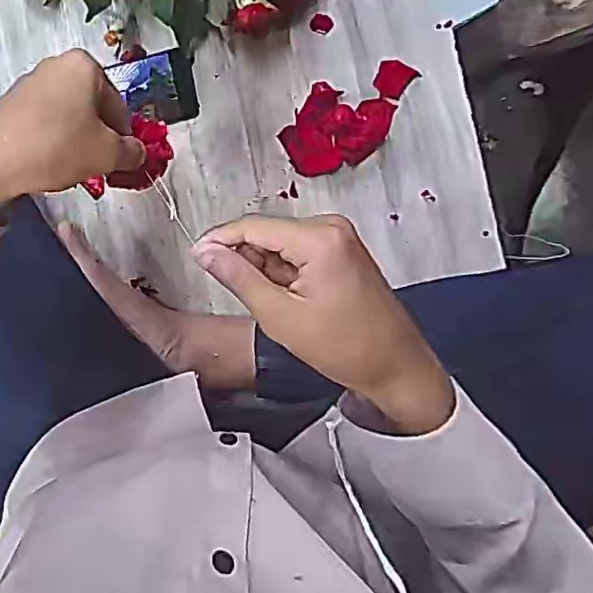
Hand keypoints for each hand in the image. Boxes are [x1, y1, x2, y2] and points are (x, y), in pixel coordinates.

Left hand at [0, 49, 145, 216]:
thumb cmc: (55, 148)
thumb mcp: (108, 155)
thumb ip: (132, 152)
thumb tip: (137, 152)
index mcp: (83, 65)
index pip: (119, 105)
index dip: (123, 136)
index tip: (121, 157)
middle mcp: (56, 65)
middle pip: (93, 107)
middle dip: (99, 137)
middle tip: (97, 164)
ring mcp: (30, 82)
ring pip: (69, 115)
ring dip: (77, 139)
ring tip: (71, 166)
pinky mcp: (11, 102)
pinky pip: (45, 121)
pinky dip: (53, 139)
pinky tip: (49, 161)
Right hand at [192, 215, 453, 433]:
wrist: (395, 366)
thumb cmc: (348, 348)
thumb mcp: (280, 316)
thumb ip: (238, 277)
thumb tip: (207, 252)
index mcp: (320, 238)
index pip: (253, 226)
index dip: (220, 240)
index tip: (197, 254)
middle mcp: (332, 227)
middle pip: (267, 232)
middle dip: (247, 260)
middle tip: (244, 296)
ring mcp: (338, 237)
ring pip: (279, 243)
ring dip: (266, 269)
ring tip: (278, 306)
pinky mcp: (340, 248)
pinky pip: (297, 250)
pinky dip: (284, 272)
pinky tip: (291, 300)